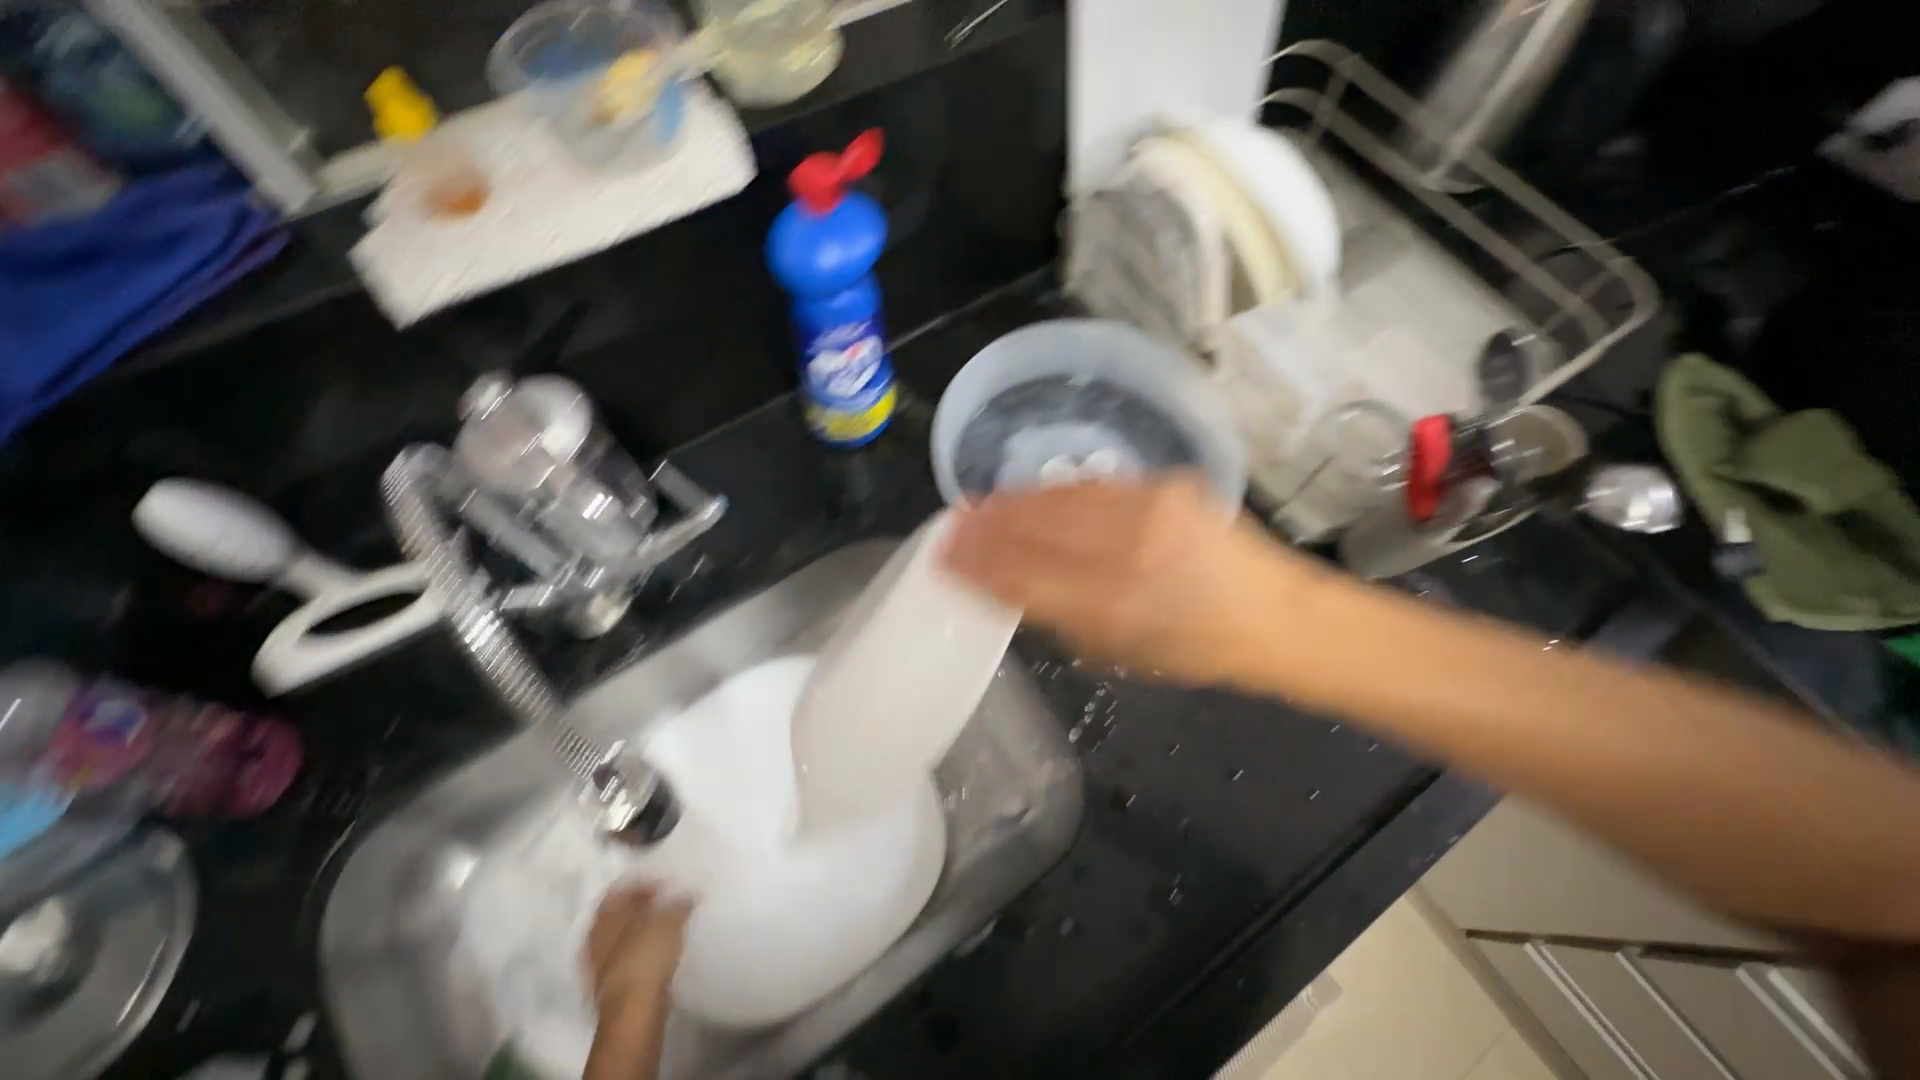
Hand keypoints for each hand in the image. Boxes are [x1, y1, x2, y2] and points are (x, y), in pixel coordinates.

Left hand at [583, 884, 691, 1020]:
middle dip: (639, 906)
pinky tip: (657, 952)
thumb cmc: (646, 958)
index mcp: (604, 917)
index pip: (620, 890)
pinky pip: (625, 955)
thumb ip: (677, 904)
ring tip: (664, 927)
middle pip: (617, 913)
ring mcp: (597, 963)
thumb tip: (687, 894)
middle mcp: (594, 937)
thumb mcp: (668, 922)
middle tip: (665, 902)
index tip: (666, 883)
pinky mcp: (609, 984)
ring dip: (639, 929)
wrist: (633, 1011)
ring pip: (620, 936)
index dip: (643, 883)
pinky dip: (640, 949)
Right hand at [942, 477, 1326, 686]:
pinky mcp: (1167, 483)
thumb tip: (1009, 588)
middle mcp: (1130, 548)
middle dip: (986, 525)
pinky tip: (1030, 496)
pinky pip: (1090, 485)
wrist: (1277, 615)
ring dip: (1013, 502)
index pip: (1025, 575)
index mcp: (1117, 605)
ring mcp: (1151, 507)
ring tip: (979, 507)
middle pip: (1037, 527)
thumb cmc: (1198, 651)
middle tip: (952, 525)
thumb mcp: (1121, 655)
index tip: (944, 555)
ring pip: (1059, 496)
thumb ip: (1060, 618)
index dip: (979, 562)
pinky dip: (1052, 492)